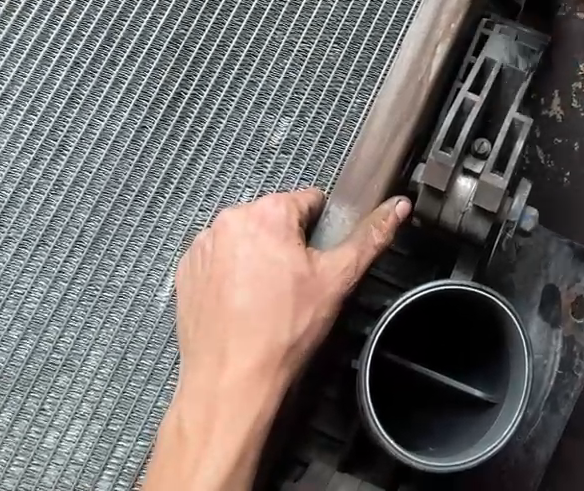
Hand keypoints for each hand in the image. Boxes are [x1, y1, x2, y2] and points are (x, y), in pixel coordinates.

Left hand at [143, 188, 407, 490]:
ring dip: (259, 256)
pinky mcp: (185, 271)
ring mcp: (203, 245)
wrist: (230, 383)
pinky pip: (221, 257)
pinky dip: (233, 273)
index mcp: (268, 212)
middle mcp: (230, 220)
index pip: (309, 201)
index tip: (315, 264)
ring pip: (248, 237)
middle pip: (276, 218)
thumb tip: (398, 206)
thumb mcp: (338, 279)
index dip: (320, 233)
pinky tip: (243, 303)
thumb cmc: (282, 332)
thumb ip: (371, 236)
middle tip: (294, 285)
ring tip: (268, 297)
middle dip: (288, 244)